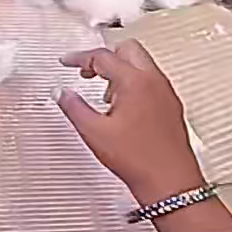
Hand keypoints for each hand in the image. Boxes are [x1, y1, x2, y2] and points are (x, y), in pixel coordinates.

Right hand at [56, 41, 202, 202]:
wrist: (169, 182)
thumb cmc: (138, 159)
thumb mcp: (93, 131)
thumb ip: (73, 106)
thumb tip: (61, 93)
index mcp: (135, 82)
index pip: (102, 56)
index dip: (79, 58)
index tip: (67, 61)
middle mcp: (154, 82)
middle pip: (127, 49)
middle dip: (103, 56)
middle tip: (85, 70)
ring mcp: (166, 93)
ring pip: (141, 64)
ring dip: (119, 69)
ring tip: (101, 91)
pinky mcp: (171, 106)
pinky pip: (150, 81)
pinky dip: (132, 82)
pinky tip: (120, 105)